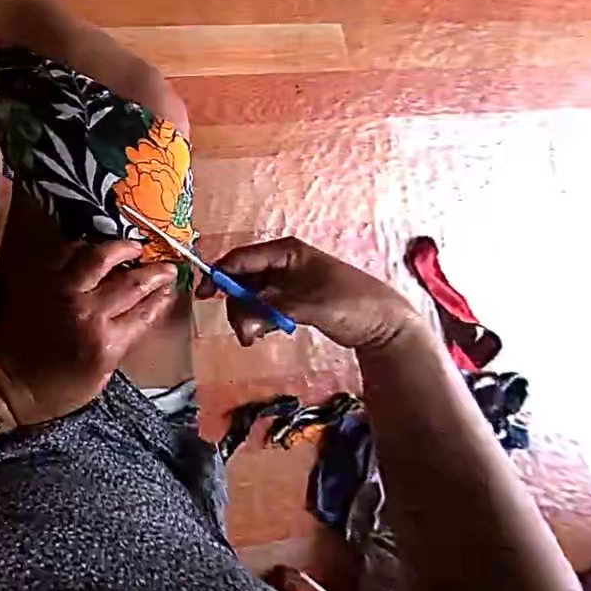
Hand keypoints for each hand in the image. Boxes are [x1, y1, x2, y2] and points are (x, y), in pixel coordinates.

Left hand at [0, 240, 178, 425]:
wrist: (1, 380)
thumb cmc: (51, 390)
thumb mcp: (98, 381)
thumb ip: (119, 346)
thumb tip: (137, 318)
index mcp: (105, 343)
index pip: (144, 312)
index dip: (161, 298)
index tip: (172, 287)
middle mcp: (88, 311)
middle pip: (130, 282)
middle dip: (154, 271)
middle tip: (167, 265)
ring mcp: (63, 290)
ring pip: (100, 258)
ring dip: (122, 249)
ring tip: (135, 247)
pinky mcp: (42, 279)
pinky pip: (69, 254)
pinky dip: (86, 247)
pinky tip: (96, 248)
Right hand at [205, 236, 425, 353]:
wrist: (387, 326)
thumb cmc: (351, 305)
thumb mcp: (308, 306)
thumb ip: (270, 311)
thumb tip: (240, 323)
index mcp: (286, 251)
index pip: (241, 258)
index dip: (218, 274)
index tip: (203, 295)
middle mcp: (282, 263)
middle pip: (242, 279)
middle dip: (236, 304)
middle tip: (243, 333)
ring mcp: (287, 281)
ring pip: (251, 295)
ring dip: (247, 315)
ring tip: (256, 338)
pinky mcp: (292, 299)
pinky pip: (263, 306)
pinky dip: (258, 319)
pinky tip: (265, 332)